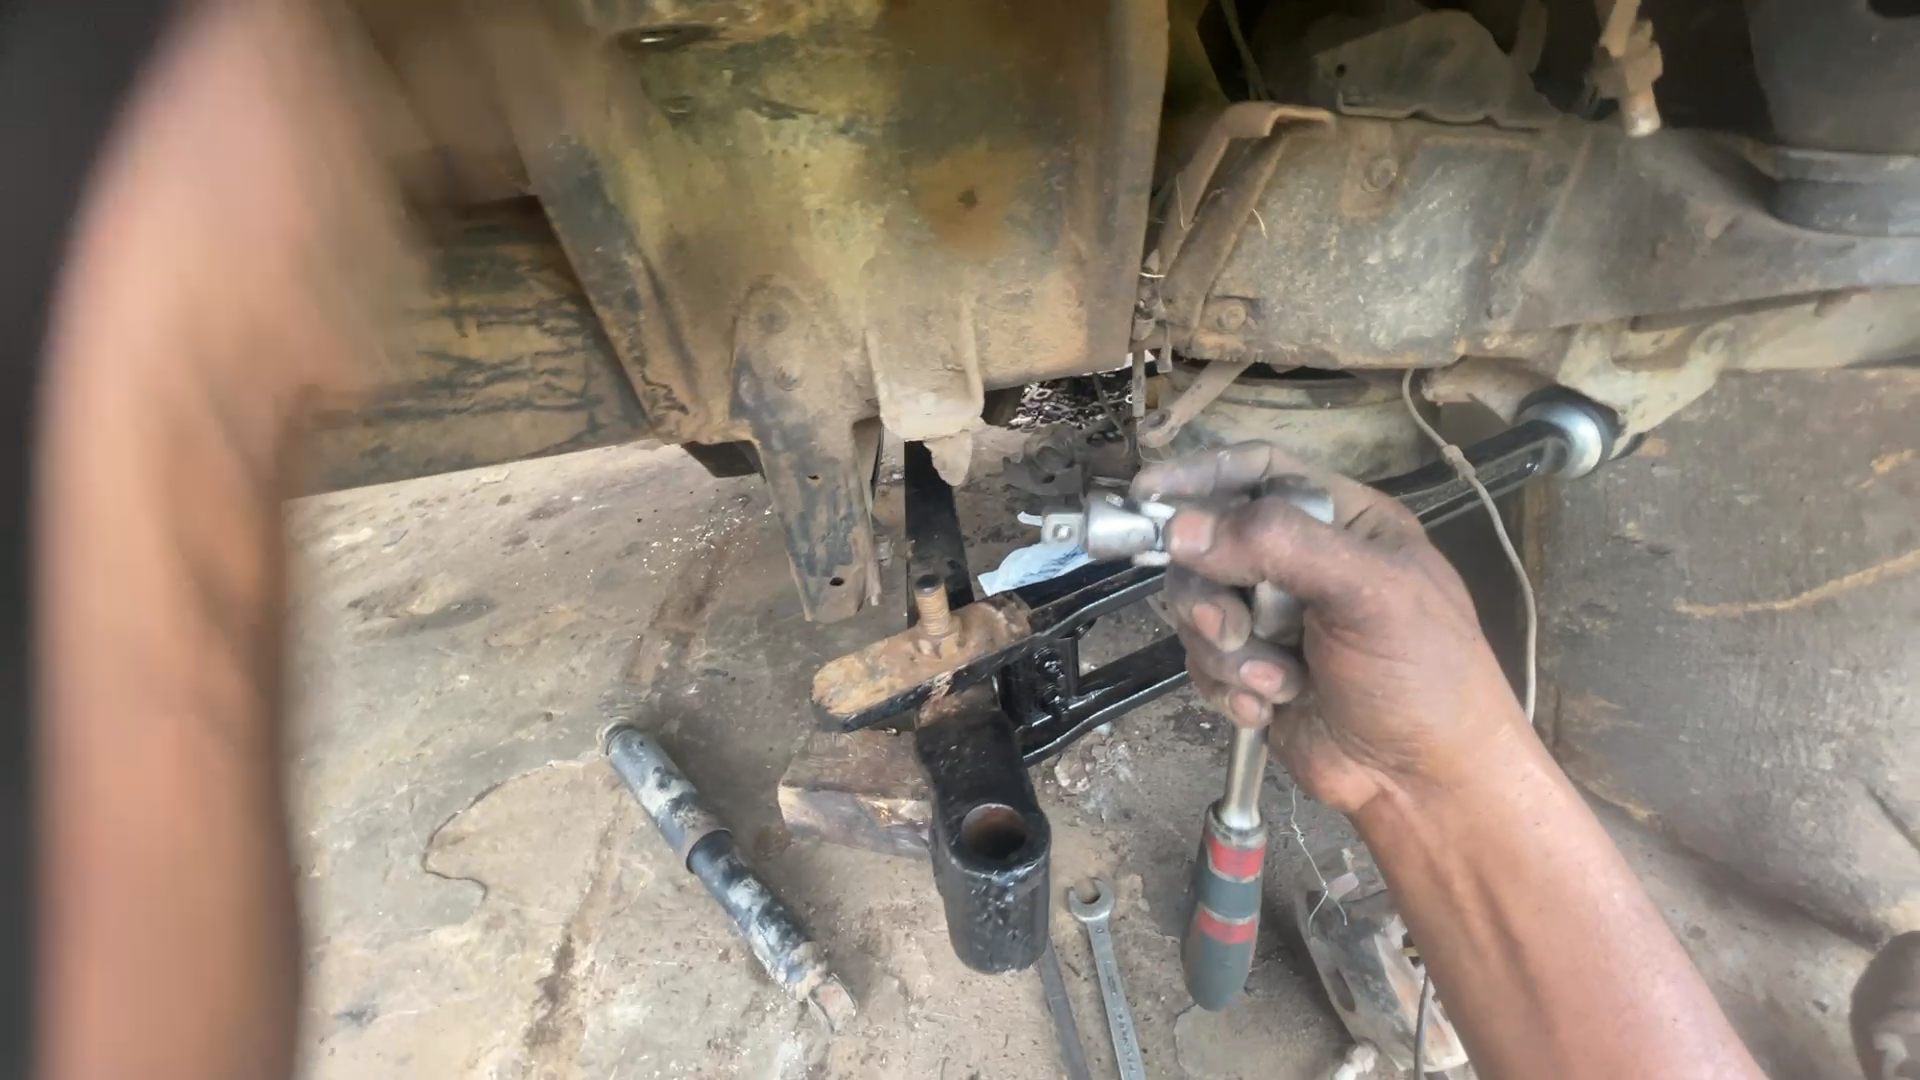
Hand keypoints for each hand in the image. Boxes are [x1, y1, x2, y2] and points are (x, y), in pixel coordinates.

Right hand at [1134, 443, 1533, 813]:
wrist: (1420, 786)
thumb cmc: (1424, 679)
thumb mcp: (1369, 595)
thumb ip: (1280, 546)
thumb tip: (1181, 528)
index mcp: (1339, 523)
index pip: (1258, 470)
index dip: (1202, 474)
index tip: (1148, 493)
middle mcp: (1296, 561)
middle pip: (1208, 543)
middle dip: (1212, 595)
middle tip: (1231, 629)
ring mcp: (1267, 616)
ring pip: (1196, 605)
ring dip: (1227, 651)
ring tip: (1275, 683)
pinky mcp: (1246, 665)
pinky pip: (1198, 657)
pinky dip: (1225, 684)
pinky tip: (1268, 706)